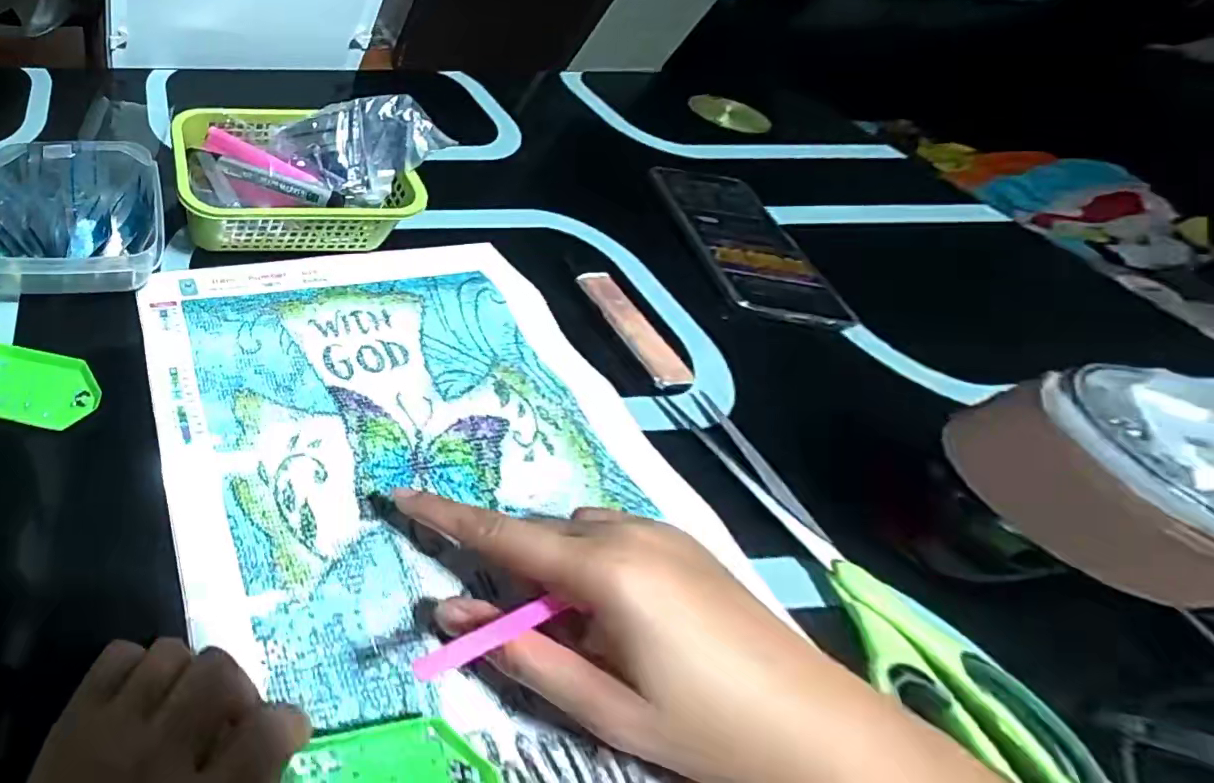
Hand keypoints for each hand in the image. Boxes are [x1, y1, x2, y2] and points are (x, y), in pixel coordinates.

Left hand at [28, 638, 311, 782]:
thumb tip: (269, 755)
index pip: (263, 739)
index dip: (288, 722)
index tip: (292, 724)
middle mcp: (159, 756)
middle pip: (219, 675)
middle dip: (238, 687)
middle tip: (234, 713)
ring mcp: (113, 728)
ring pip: (172, 652)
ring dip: (189, 674)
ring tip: (184, 702)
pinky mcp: (75, 714)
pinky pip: (120, 653)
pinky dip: (139, 665)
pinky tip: (141, 695)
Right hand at [393, 489, 1000, 782]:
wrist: (840, 745)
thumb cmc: (710, 735)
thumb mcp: (604, 709)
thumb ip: (519, 653)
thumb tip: (448, 610)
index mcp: (602, 569)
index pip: (499, 534)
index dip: (443, 517)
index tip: (399, 495)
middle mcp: (624, 531)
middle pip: (535, 535)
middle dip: (516, 572)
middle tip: (535, 632)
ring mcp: (657, 529)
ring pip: (570, 534)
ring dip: (556, 571)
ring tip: (596, 637)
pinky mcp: (681, 539)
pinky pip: (607, 535)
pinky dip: (590, 565)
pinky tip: (631, 618)